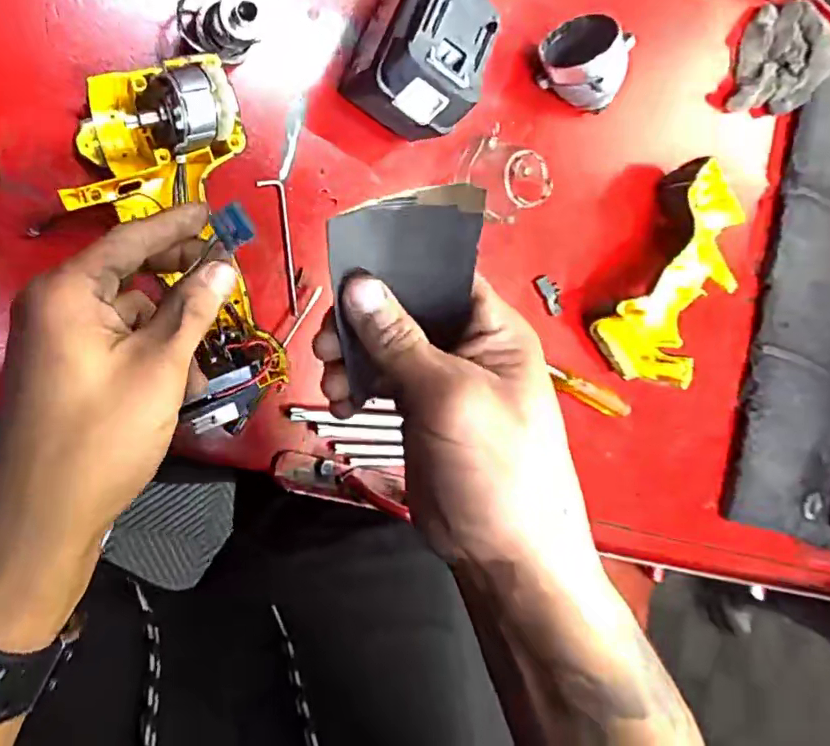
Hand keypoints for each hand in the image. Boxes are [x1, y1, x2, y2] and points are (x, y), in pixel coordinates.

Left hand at [0, 203, 236, 650]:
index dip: (175, 224)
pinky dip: (144, 347)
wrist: (43, 523)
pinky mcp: (59, 364)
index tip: (209, 210)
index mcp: (65, 292)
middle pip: (124, 271)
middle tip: (219, 269)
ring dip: (165, 322)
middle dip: (173, 274)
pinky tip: (178, 374)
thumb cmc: (101, 439)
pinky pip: (109, 338)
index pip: (128, 240)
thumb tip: (223, 265)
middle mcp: (50, 303)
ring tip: (205, 346)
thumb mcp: (158, 368)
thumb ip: (192, 309)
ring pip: (122, 311)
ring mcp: (51, 336)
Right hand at [312, 274, 602, 585]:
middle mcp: (465, 346)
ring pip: (382, 344)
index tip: (349, 279)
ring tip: (333, 383)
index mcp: (492, 330)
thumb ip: (398, 339)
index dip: (397, 271)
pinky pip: (376, 379)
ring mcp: (438, 377)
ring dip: (350, 357)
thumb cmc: (497, 469)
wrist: (502, 558)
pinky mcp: (416, 406)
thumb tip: (358, 284)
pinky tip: (342, 403)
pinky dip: (355, 386)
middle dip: (359, 323)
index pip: (441, 277)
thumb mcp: (447, 396)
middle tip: (327, 344)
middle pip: (401, 310)